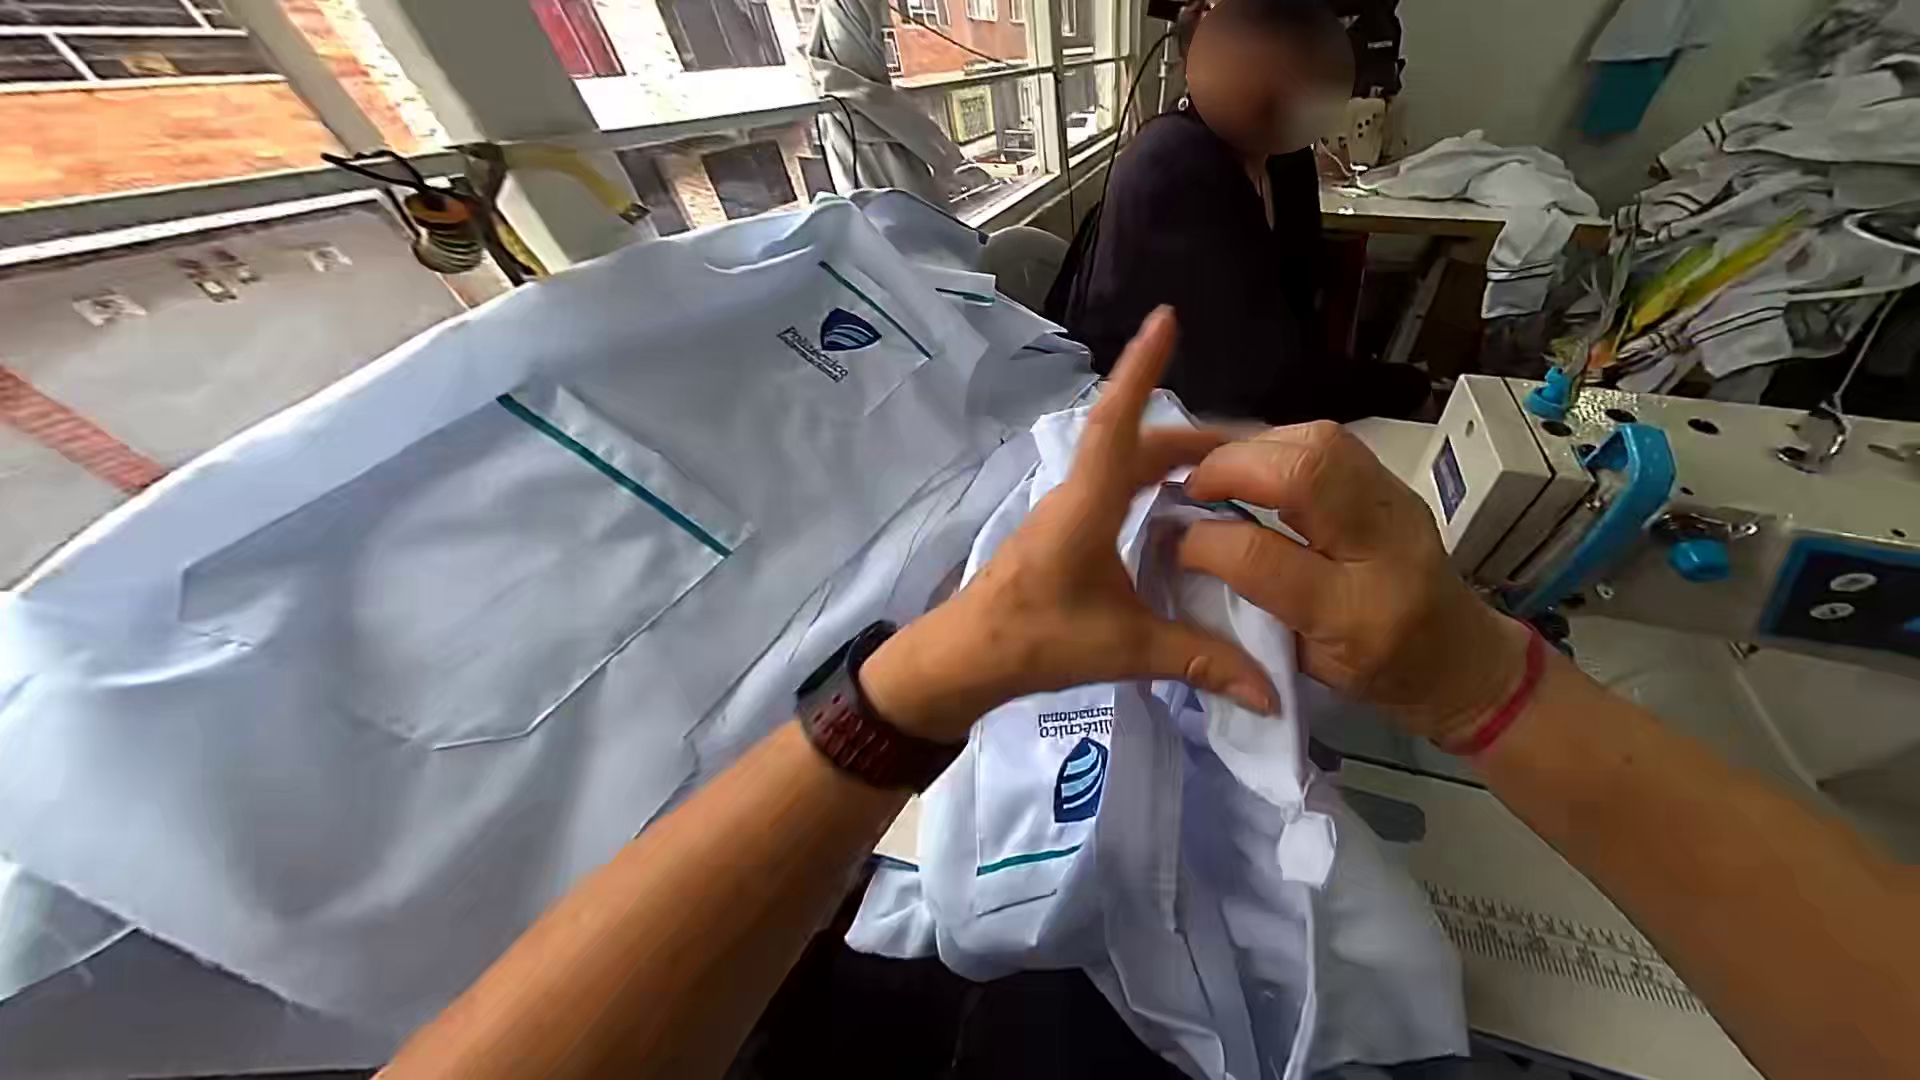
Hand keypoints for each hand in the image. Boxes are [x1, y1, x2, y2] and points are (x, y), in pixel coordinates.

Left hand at [862, 308, 1276, 742]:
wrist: (964, 658)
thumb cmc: (1033, 640)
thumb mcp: (1122, 648)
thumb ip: (1197, 662)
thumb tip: (1270, 693)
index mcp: (1086, 505)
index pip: (1116, 422)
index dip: (1140, 368)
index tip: (1164, 319)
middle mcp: (1074, 496)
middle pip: (1131, 444)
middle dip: (1188, 438)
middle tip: (1247, 450)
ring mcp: (1063, 513)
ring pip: (1119, 467)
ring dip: (1165, 462)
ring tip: (1220, 477)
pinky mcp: (1059, 534)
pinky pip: (1109, 490)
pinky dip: (1144, 486)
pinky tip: (1170, 511)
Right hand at [1177, 422, 1531, 742]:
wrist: (1460, 657)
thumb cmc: (1370, 671)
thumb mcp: (1296, 659)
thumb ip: (1244, 601)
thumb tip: (1183, 544)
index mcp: (1353, 613)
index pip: (1260, 556)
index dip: (1203, 541)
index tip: (1176, 543)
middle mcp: (1384, 547)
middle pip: (1305, 474)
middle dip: (1229, 468)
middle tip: (1191, 489)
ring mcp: (1397, 503)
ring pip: (1318, 442)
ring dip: (1252, 448)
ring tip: (1218, 474)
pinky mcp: (1394, 481)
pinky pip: (1327, 440)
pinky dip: (1276, 444)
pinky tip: (1253, 466)